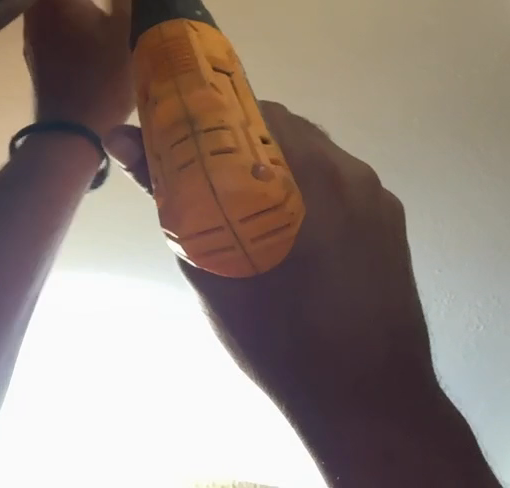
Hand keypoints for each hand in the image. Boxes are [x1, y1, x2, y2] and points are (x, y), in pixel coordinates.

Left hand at [22, 0, 136, 130]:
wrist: (71, 127)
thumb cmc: (102, 74)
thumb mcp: (125, 32)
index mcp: (54, 0)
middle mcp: (36, 15)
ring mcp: (32, 39)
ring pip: (48, 9)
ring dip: (70, 3)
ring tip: (97, 8)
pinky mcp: (36, 60)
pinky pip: (49, 28)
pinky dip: (66, 22)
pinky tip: (89, 38)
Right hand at [108, 102, 496, 486]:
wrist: (366, 402)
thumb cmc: (274, 332)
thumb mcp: (208, 261)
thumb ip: (166, 189)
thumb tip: (118, 134)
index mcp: (300, 170)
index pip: (247, 108)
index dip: (209, 116)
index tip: (183, 138)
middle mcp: (344, 168)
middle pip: (281, 126)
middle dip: (240, 142)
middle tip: (208, 177)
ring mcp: (375, 194)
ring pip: (312, 151)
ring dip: (275, 164)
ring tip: (248, 208)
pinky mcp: (391, 219)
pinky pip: (340, 182)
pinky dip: (309, 190)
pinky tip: (292, 234)